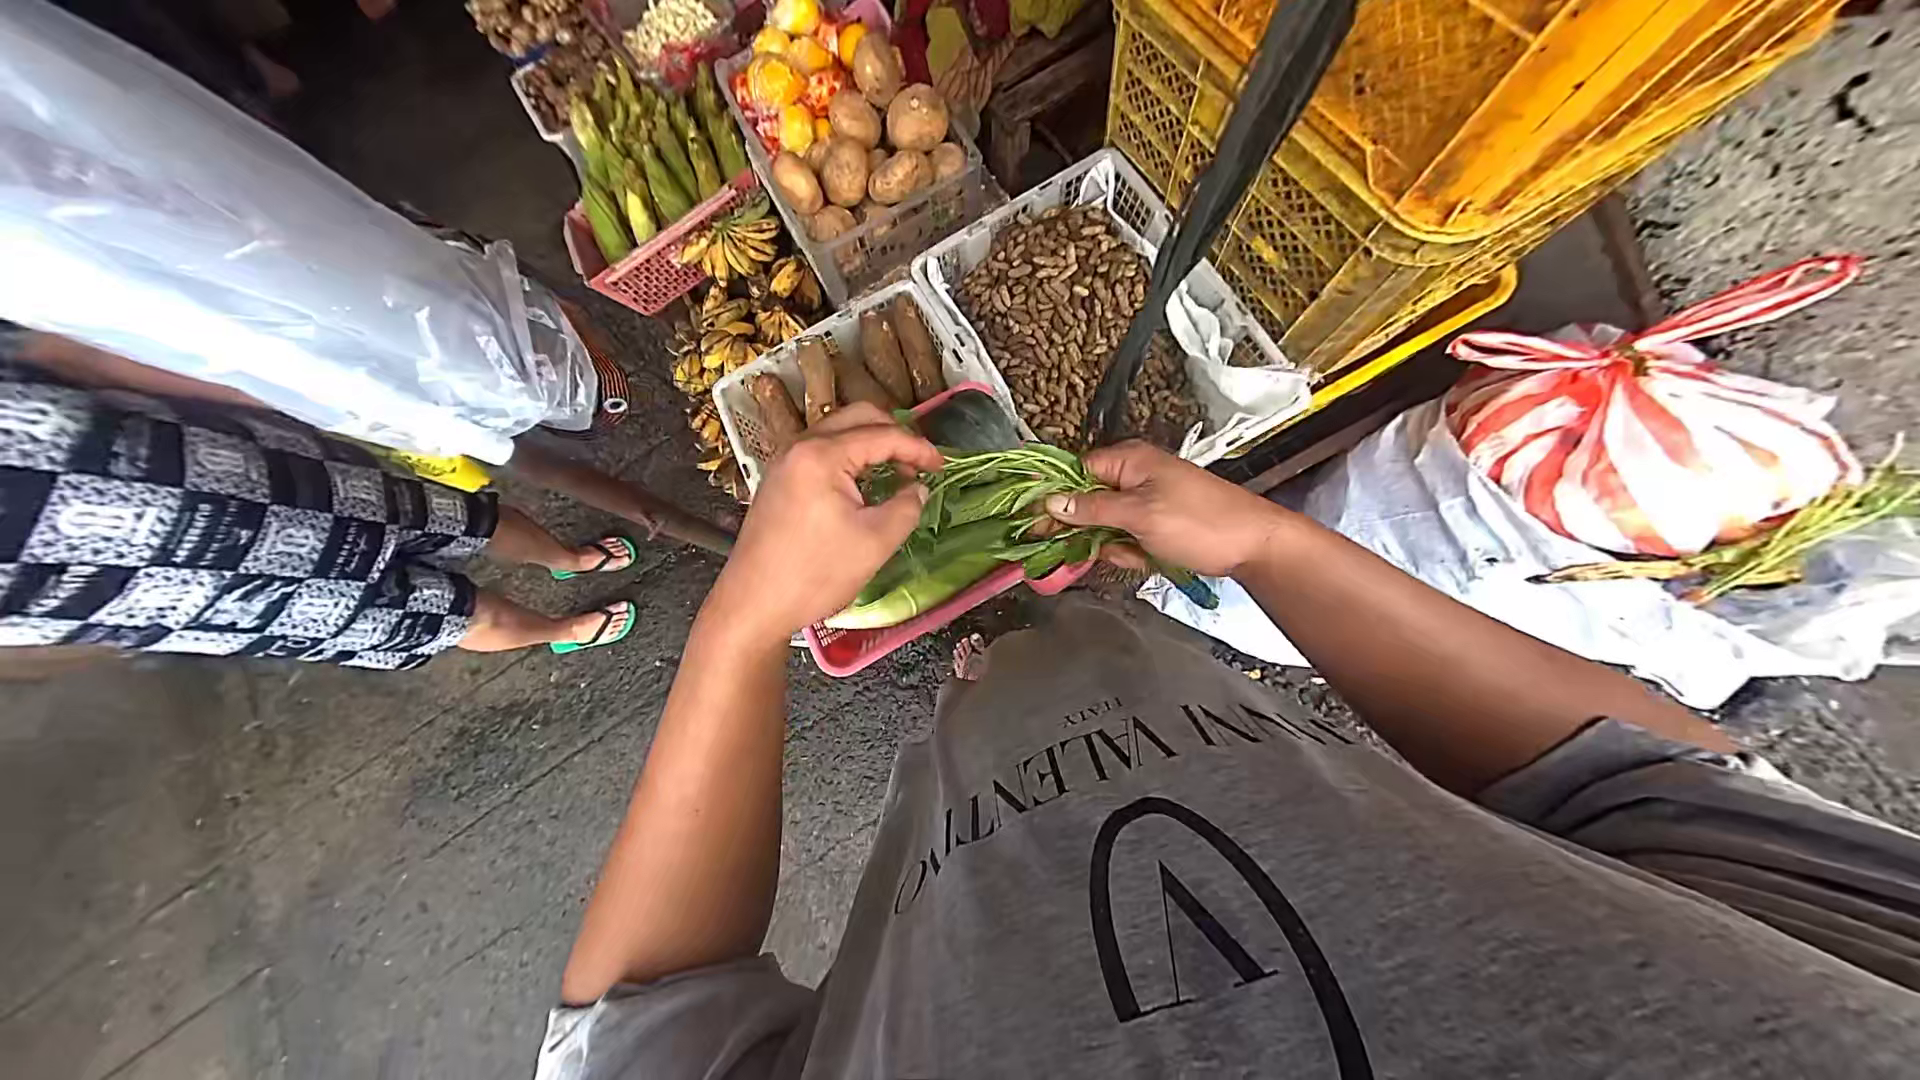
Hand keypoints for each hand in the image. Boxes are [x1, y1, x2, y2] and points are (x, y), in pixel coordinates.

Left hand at [708, 403, 941, 642]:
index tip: (942, 466)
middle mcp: (800, 447)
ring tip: (896, 474)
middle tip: (918, 464)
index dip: (919, 448)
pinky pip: (821, 452)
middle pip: (858, 418)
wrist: (754, 605)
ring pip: (838, 432)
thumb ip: (907, 507)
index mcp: (822, 455)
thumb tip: (918, 489)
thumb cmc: (815, 574)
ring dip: (871, 445)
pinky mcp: (779, 480)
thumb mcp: (876, 542)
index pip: (883, 435)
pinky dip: (849, 459)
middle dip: (895, 435)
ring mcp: (785, 462)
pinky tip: (863, 487)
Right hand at [1044, 440, 1290, 576]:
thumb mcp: (1138, 514)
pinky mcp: (1154, 522)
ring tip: (1138, 553)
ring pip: (1104, 524)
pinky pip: (1125, 536)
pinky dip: (1131, 550)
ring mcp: (1144, 500)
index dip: (1056, 497)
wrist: (1254, 545)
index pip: (1075, 472)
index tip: (1038, 523)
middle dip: (1089, 529)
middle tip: (1092, 548)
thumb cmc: (1198, 522)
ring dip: (1113, 544)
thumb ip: (1091, 508)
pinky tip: (1148, 558)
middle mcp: (1133, 475)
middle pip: (1087, 500)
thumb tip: (1050, 502)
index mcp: (1128, 460)